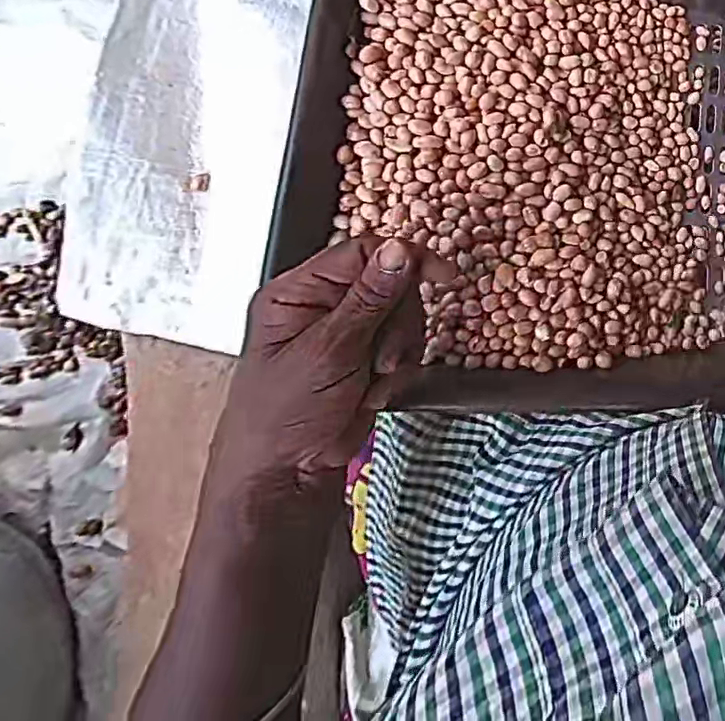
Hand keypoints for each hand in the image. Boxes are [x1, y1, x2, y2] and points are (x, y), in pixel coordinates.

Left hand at [206, 235, 439, 506]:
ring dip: (399, 348)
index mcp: (299, 291)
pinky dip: (400, 366)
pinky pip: (407, 341)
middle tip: (382, 357)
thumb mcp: (329, 351)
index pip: (362, 252)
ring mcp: (350, 328)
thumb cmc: (284, 415)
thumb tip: (399, 250)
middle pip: (393, 282)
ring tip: (373, 379)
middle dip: (398, 322)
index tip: (440, 274)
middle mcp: (325, 302)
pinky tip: (374, 388)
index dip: (404, 258)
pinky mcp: (369, 351)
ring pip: (405, 313)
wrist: (289, 474)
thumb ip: (369, 298)